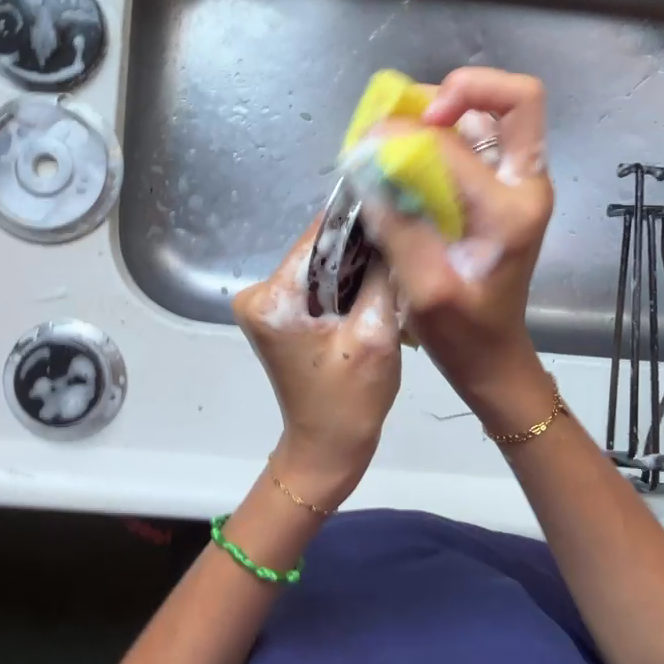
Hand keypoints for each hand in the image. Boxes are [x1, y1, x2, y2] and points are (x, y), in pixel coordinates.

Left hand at [232, 216, 401, 507]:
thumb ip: (381, 275)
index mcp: (273, 297)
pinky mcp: (280, 315)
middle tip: (404, 252)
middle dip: (362, 250)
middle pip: (320, 249)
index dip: (362, 222)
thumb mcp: (376, 333)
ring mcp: (267, 305)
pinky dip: (347, 286)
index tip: (401, 214)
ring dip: (357, 268)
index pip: (320, 235)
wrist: (328, 448)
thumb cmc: (351, 399)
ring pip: (323, 265)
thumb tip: (392, 227)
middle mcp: (258, 293)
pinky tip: (376, 294)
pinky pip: (320, 284)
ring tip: (395, 275)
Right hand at [364, 67, 556, 430]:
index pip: (461, 140)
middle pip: (511, 100)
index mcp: (512, 209)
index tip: (376, 143)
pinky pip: (478, 136)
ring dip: (444, 107)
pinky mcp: (501, 188)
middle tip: (402, 116)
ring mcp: (516, 183)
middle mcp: (525, 184)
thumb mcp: (425, 289)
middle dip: (452, 93)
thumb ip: (400, 223)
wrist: (491, 354)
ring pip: (493, 111)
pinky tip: (405, 150)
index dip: (411, 131)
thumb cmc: (463, 332)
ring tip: (397, 127)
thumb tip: (370, 163)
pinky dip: (441, 130)